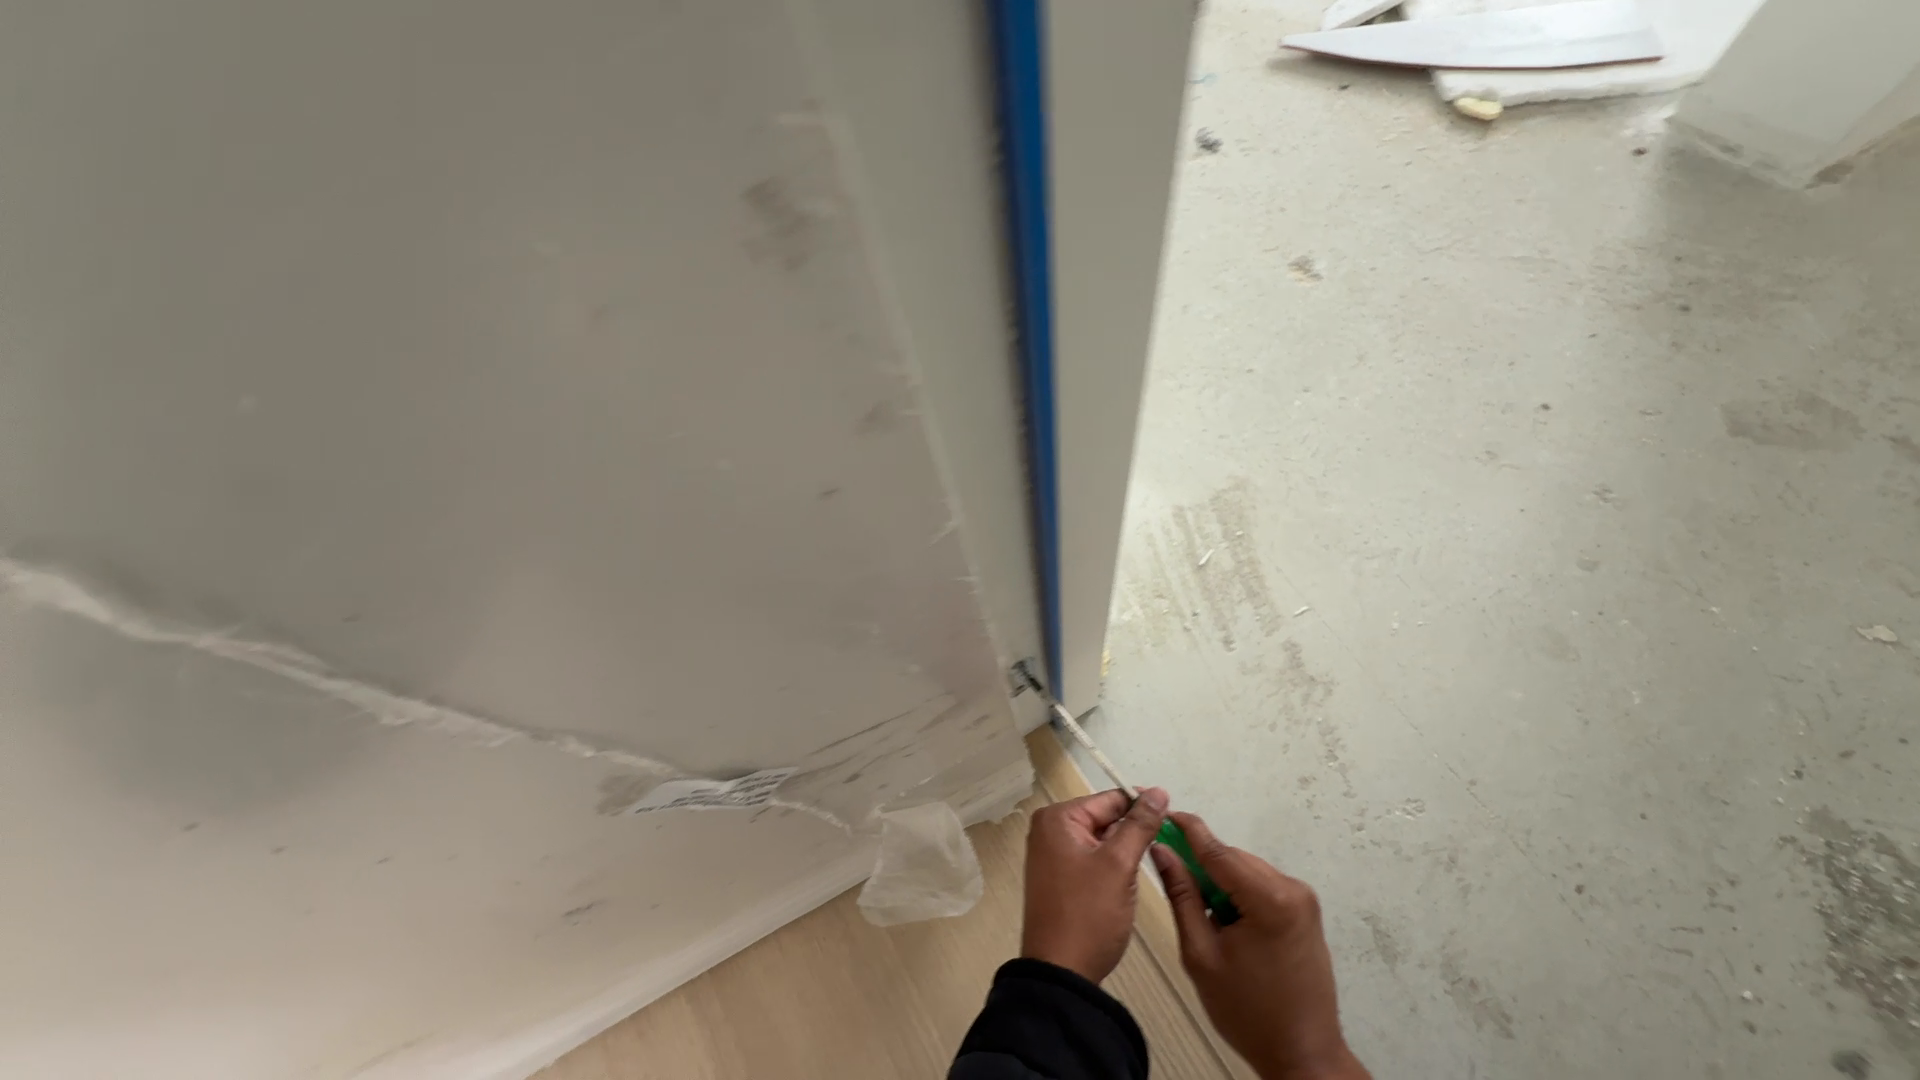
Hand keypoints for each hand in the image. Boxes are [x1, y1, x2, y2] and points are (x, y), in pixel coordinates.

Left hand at [1020, 786, 1169, 982]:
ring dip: (1125, 851)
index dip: (1142, 806)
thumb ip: (1140, 825)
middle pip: (1104, 818)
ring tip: (1150, 864)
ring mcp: (1052, 856)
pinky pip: (1092, 859)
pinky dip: (1112, 866)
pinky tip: (1128, 882)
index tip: (1173, 817)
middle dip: (1133, 831)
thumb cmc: (1089, 913)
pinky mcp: (1059, 878)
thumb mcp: (1119, 865)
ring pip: (1101, 841)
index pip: (1109, 799)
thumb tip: (1158, 791)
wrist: (1061, 973)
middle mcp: (1049, 830)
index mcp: (1057, 819)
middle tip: (1166, 846)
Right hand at [1150, 812, 1369, 1079]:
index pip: (1218, 850)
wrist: (1303, 1055)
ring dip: (1221, 882)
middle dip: (1202, 864)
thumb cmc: (1246, 1010)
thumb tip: (1162, 851)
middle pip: (1233, 859)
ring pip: (1246, 871)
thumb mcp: (1200, 953)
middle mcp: (1293, 889)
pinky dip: (1239, 894)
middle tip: (1172, 878)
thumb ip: (1182, 896)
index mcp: (1269, 900)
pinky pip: (1261, 886)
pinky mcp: (1305, 912)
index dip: (1186, 829)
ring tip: (1205, 917)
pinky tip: (1228, 924)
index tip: (1160, 812)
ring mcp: (1304, 900)